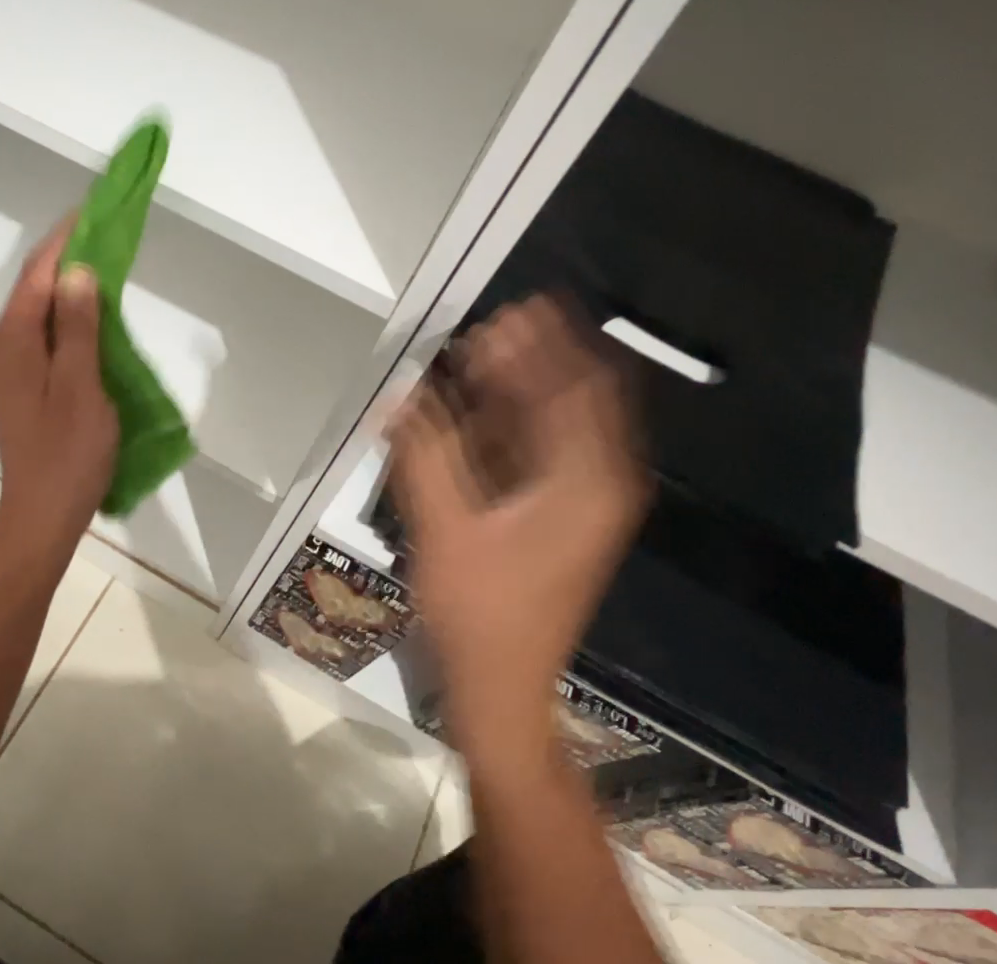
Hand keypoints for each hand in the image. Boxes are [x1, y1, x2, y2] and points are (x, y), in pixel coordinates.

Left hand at [0, 218, 119, 554]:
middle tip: (110, 229)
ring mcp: (14, 367)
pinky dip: (71, 316)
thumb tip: (77, 270)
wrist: (43, 514)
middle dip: (71, 255)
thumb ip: (77, 327)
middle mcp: (6, 345)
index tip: (98, 207)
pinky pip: (48, 334)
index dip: (68, 237)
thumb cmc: (67, 454)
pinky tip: (96, 316)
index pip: (41, 271)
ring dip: (72, 285)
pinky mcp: (26, 385)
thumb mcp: (80, 386)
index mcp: (15, 339)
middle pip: (38, 286)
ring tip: (110, 262)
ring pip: (43, 310)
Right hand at [392, 296, 649, 733]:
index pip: (580, 389)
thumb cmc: (480, 612)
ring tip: (475, 355)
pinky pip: (539, 457)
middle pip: (573, 401)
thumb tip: (400, 393)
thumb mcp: (446, 529)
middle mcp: (597, 484)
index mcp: (588, 481)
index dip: (547, 345)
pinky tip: (471, 408)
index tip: (512, 309)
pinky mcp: (556, 520)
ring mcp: (580, 505)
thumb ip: (423, 453)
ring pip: (555, 428)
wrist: (501, 687)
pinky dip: (509, 428)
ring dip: (517, 390)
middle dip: (533, 360)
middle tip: (489, 326)